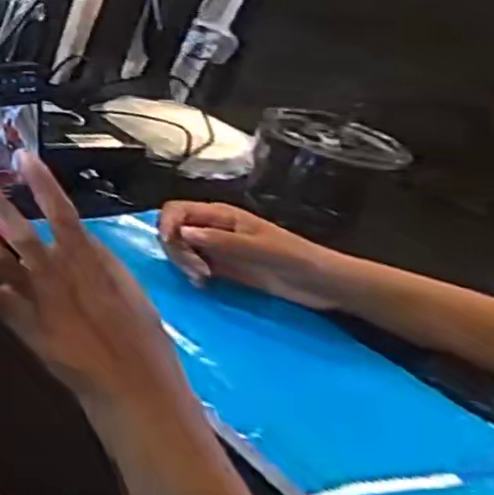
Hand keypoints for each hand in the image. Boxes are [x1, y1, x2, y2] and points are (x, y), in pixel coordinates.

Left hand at [0, 153, 188, 409]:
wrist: (134, 393)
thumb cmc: (139, 340)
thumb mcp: (129, 288)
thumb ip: (97, 254)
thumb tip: (73, 227)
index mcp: (86, 264)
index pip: (62, 213)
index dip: (42, 183)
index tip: (24, 157)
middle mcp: (52, 274)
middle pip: (18, 229)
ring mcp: (30, 295)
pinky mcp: (14, 317)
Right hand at [157, 201, 347, 310]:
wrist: (327, 284)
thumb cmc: (296, 259)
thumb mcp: (260, 248)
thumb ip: (221, 240)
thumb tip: (182, 232)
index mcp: (219, 215)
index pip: (176, 209)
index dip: (166, 222)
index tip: (171, 243)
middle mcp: (211, 227)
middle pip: (173, 228)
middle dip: (176, 248)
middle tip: (197, 271)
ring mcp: (215, 247)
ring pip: (179, 246)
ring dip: (182, 261)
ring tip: (202, 279)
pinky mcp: (221, 265)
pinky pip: (192, 263)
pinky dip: (190, 272)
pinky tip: (203, 283)